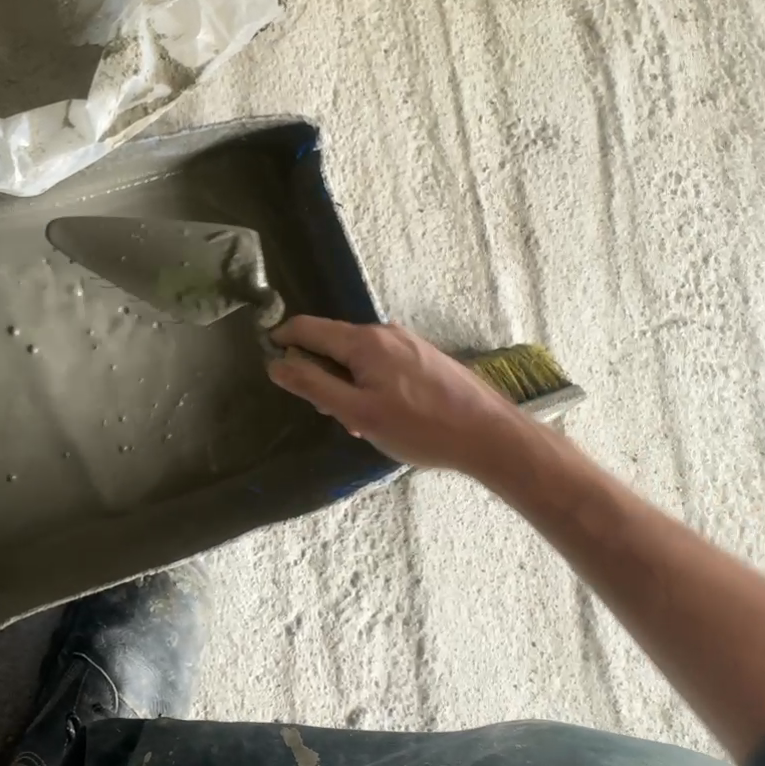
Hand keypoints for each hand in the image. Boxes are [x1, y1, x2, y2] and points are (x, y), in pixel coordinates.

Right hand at [265, 316, 527, 475]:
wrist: (494, 438)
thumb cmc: (421, 428)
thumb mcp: (357, 413)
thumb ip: (312, 385)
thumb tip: (275, 364)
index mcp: (362, 341)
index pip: (305, 327)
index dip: (281, 341)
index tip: (271, 364)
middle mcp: (383, 331)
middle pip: (331, 342)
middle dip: (319, 371)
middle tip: (330, 411)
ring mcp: (407, 342)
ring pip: (357, 354)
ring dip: (345, 381)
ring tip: (361, 420)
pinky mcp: (425, 356)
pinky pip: (380, 361)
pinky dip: (369, 381)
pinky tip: (386, 413)